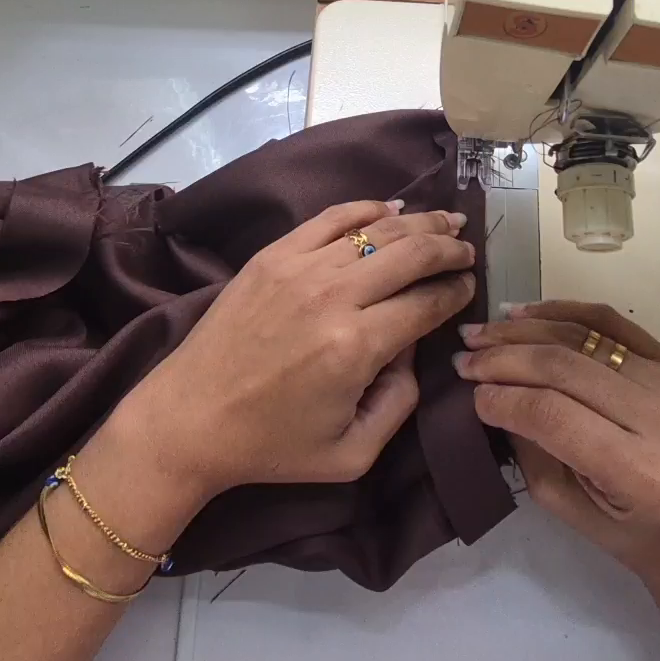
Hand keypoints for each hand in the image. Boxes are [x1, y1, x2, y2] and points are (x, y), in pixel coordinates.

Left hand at [109, 200, 475, 513]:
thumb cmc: (272, 445)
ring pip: (377, 229)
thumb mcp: (352, 453)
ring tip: (445, 222)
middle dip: (449, 249)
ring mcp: (300, 268)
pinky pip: (330, 218)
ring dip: (420, 223)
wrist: (189, 418)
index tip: (470, 286)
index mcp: (356, 347)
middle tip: (468, 249)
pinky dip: (366, 207)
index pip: (427, 303)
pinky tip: (391, 209)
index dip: (457, 291)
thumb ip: (400, 402)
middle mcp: (334, 297)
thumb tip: (414, 350)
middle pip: (411, 254)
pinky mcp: (272, 255)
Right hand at [455, 301, 659, 586]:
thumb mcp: (564, 506)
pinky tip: (524, 314)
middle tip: (463, 357)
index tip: (468, 390)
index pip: (555, 416)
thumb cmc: (627, 531)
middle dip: (505, 358)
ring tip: (482, 332)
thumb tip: (488, 391)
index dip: (504, 397)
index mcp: (643, 474)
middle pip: (567, 368)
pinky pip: (611, 323)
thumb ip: (529, 446)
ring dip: (524, 330)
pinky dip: (563, 312)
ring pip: (584, 338)